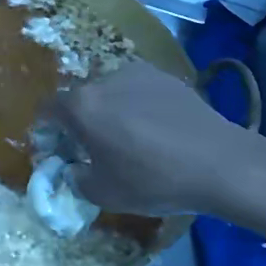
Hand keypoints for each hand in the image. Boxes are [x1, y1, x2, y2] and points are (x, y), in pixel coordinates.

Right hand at [49, 61, 250, 215]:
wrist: (218, 162)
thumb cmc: (153, 180)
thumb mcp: (104, 193)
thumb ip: (76, 179)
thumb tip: (75, 169)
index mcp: (82, 105)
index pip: (48, 109)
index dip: (47, 131)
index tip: (58, 151)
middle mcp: (106, 79)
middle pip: (81, 98)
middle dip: (81, 122)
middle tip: (94, 149)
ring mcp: (139, 73)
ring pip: (112, 92)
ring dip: (111, 112)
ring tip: (130, 139)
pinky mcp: (167, 76)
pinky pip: (139, 90)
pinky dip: (138, 106)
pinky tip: (156, 130)